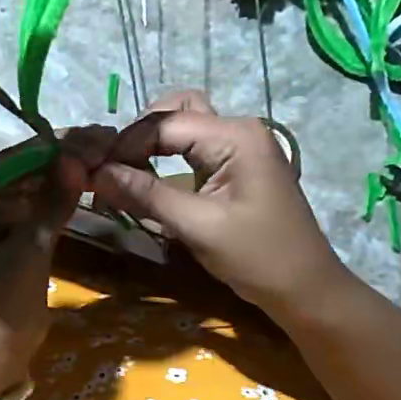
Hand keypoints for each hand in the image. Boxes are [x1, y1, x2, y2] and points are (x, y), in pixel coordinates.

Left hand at [0, 127, 112, 394]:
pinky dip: (65, 194)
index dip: (52, 147)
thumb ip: (50, 207)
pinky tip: (91, 179)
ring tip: (107, 152)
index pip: (10, 162)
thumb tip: (75, 160)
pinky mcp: (15, 234)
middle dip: (64, 155)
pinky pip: (41, 205)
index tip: (93, 134)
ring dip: (68, 171)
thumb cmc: (0, 310)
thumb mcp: (27, 255)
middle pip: (24, 169)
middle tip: (108, 139)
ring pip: (36, 184)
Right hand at [92, 91, 348, 313]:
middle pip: (176, 112)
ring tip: (124, 174)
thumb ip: (147, 195)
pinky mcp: (238, 168)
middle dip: (140, 136)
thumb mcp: (198, 226)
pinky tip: (148, 182)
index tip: (95, 173)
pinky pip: (195, 151)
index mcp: (235, 136)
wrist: (305, 287)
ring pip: (185, 129)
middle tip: (112, 169)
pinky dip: (168, 160)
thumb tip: (97, 175)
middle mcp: (239, 130)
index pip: (166, 124)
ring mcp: (241, 147)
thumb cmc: (257, 257)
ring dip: (153, 145)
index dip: (126, 145)